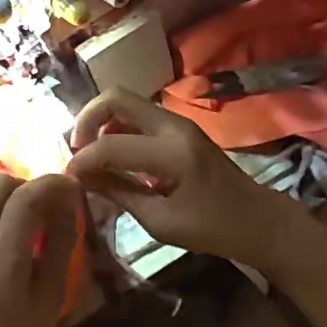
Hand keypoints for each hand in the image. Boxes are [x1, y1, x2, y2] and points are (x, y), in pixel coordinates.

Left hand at [0, 168, 81, 326]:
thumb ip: (61, 242)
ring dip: (8, 184)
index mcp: (2, 265)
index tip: (72, 186)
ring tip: (26, 205)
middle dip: (31, 184)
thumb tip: (69, 198)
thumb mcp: (53, 295)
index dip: (51, 184)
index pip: (24, 201)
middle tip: (49, 203)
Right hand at [66, 91, 304, 269]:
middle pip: (116, 98)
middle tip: (76, 150)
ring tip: (89, 154)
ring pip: (125, 101)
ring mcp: (177, 121)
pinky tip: (111, 154)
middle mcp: (173, 126)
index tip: (68, 177)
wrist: (258, 219)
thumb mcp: (161, 222)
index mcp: (173, 153)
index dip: (83, 160)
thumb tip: (81, 180)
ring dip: (101, 121)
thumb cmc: (213, 229)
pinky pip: (137, 114)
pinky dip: (116, 126)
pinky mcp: (178, 126)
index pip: (112, 144)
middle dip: (87, 119)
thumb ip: (120, 194)